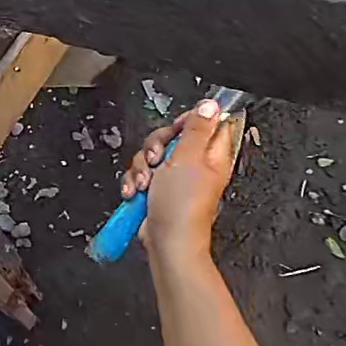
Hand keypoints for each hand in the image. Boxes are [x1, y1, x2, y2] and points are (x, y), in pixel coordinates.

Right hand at [121, 98, 236, 259]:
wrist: (166, 240)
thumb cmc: (182, 206)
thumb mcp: (189, 157)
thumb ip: (197, 129)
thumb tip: (211, 104)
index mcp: (211, 155)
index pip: (206, 123)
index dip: (187, 121)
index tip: (175, 132)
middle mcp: (194, 164)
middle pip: (171, 137)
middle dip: (155, 146)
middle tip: (157, 160)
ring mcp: (174, 178)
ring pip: (151, 155)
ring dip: (141, 168)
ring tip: (146, 184)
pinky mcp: (156, 190)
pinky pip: (140, 174)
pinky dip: (134, 183)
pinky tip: (136, 193)